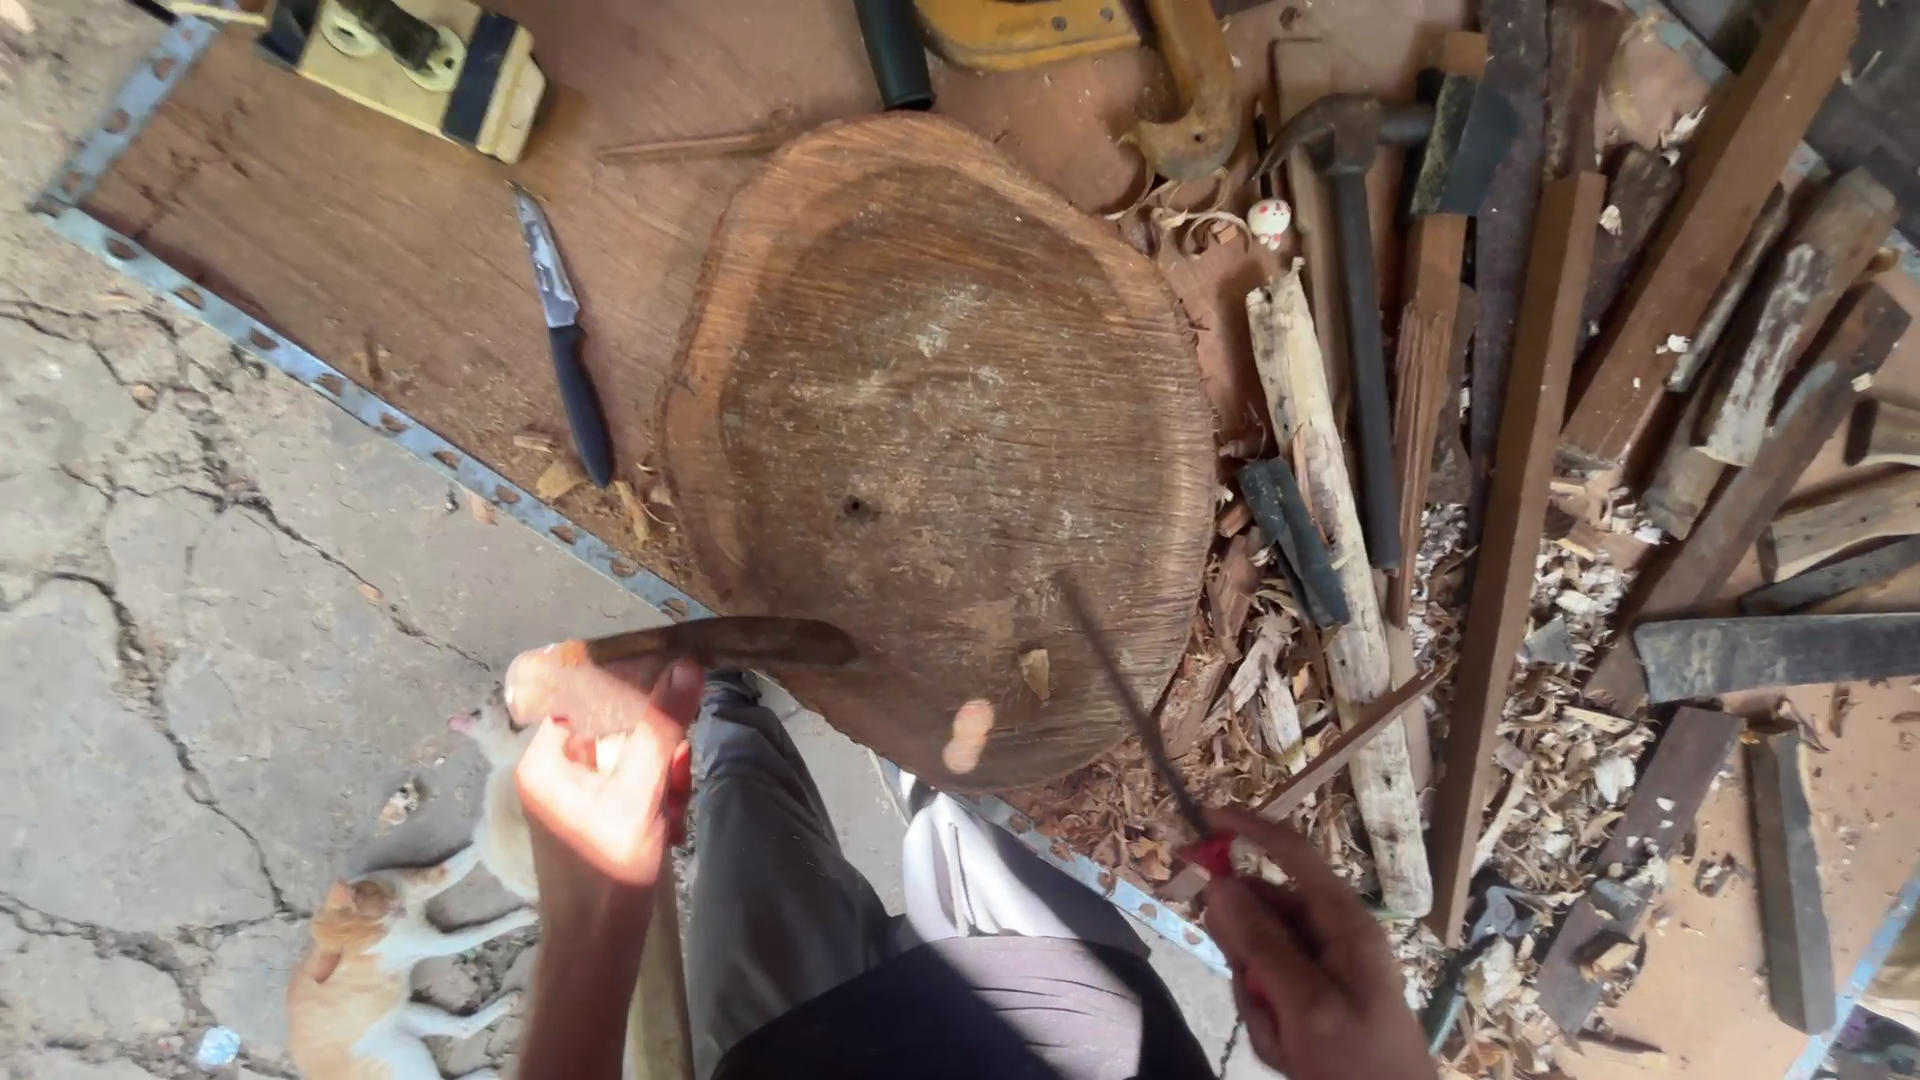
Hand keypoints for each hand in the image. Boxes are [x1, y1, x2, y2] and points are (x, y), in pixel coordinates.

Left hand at [506, 651, 702, 900]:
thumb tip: (689, 663)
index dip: (638, 680)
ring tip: (676, 806)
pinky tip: (671, 821)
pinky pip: (642, 776)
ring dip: (669, 769)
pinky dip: (664, 791)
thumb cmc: (607, 870)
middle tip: (680, 771)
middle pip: (623, 719)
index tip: (682, 679)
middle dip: (662, 740)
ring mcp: (583, 788)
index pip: (592, 689)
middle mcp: (561, 765)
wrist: (599, 948)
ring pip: (640, 748)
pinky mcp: (604, 808)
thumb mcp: (639, 791)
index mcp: (547, 755)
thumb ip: (663, 725)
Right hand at [1201, 807, 1433, 1079]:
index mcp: (1343, 922)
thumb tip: (1218, 883)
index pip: (1292, 852)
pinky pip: (1264, 985)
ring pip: (1255, 949)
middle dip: (1245, 950)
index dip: (1250, 829)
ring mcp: (1320, 966)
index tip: (1204, 819)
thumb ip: (1261, 942)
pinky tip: (1286, 1050)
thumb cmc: (1360, 1068)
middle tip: (1253, 990)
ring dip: (1254, 992)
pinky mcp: (1310, 996)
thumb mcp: (1307, 1006)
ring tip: (1282, 1039)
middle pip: (1261, 906)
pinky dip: (1264, 1016)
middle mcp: (1331, 934)